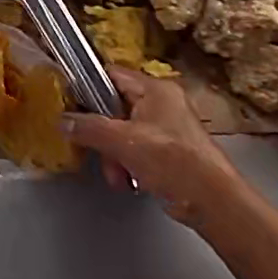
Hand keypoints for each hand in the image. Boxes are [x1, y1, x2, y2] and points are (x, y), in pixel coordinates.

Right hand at [65, 68, 242, 223]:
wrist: (214, 203)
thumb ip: (88, 128)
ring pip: (122, 132)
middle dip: (101, 135)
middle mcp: (162, 102)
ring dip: (112, 155)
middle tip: (94, 150)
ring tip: (117, 175)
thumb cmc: (173, 162)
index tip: (69, 105)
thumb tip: (62, 121)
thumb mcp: (122, 141)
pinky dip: (128, 165)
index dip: (86, 87)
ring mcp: (167, 127)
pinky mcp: (170, 151)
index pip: (110, 75)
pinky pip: (135, 149)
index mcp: (155, 89)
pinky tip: (129, 181)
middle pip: (113, 107)